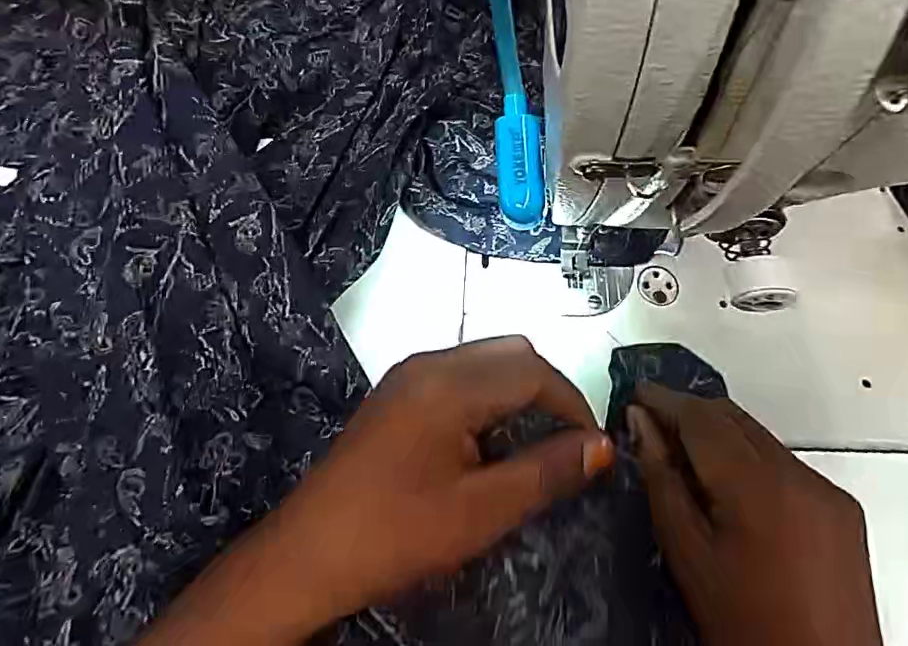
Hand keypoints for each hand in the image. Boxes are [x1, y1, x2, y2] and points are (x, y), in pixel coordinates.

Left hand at [141, 337, 614, 645]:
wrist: (307, 555)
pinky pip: (460, 372)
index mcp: (449, 383)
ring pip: (486, 359)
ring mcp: (410, 371)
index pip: (532, 370)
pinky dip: (489, 394)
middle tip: (567, 443)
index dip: (571, 403)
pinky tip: (487, 439)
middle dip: (548, 391)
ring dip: (519, 390)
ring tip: (532, 444)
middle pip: (510, 353)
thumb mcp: (480, 512)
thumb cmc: (395, 534)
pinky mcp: (398, 388)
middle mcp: (430, 361)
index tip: (593, 445)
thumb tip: (601, 447)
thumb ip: (545, 472)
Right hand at [629, 384, 881, 645]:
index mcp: (759, 485)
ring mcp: (827, 490)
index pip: (703, 418)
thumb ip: (662, 479)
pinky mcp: (842, 507)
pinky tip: (730, 488)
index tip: (637, 393)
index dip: (665, 400)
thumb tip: (641, 422)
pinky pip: (785, 463)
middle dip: (690, 413)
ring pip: (759, 436)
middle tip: (652, 422)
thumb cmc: (747, 627)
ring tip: (685, 456)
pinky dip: (752, 461)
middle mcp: (800, 476)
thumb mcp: (688, 555)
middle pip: (733, 418)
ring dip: (720, 435)